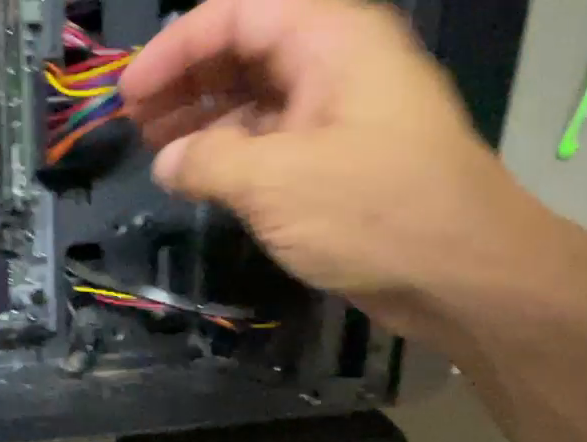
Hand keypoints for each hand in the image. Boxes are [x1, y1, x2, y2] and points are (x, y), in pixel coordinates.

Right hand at [121, 0, 546, 324]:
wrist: (459, 270)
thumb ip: (209, 162)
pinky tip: (195, 175)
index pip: (238, 12)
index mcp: (331, 39)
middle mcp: (334, 61)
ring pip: (254, 93)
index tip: (128, 93)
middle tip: (132, 122)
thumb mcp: (276, 183)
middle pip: (244, 46)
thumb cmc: (374, 212)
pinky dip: (227, 150)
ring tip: (154, 148)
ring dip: (200, 116)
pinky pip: (269, 135)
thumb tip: (167, 161)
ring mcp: (335, 110)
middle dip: (183, 79)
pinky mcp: (333, 156)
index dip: (175, 47)